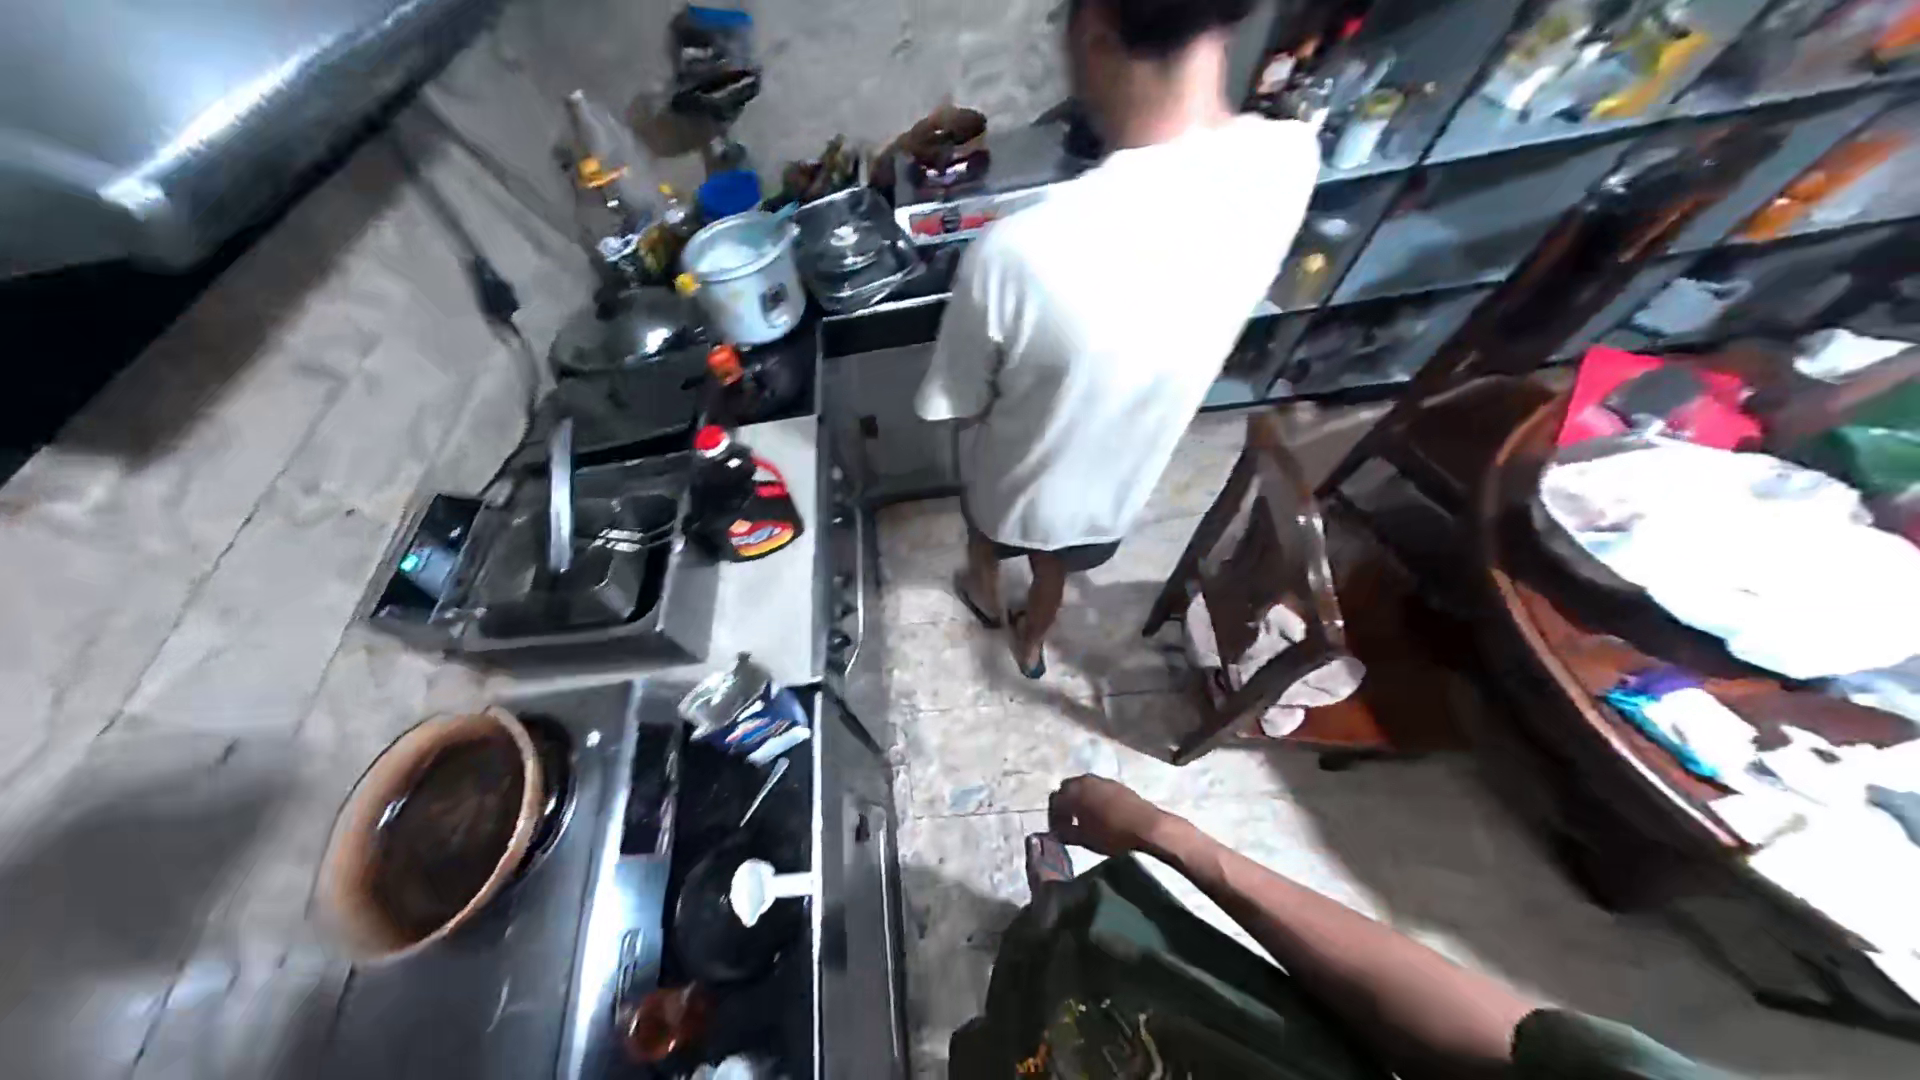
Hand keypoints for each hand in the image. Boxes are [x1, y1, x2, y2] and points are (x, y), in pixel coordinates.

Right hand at [1047, 776, 1174, 856]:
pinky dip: (1092, 797)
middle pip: (1066, 788)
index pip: (1055, 801)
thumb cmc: (1112, 834)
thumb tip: (1056, 833)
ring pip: (1082, 786)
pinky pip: (1096, 787)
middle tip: (1068, 822)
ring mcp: (1100, 780)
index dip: (1054, 817)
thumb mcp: (1085, 839)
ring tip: (1084, 817)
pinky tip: (1100, 812)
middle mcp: (1084, 780)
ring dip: (1078, 799)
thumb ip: (1066, 834)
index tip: (1058, 831)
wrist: (1146, 826)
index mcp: (1073, 792)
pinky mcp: (1114, 783)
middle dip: (1064, 804)